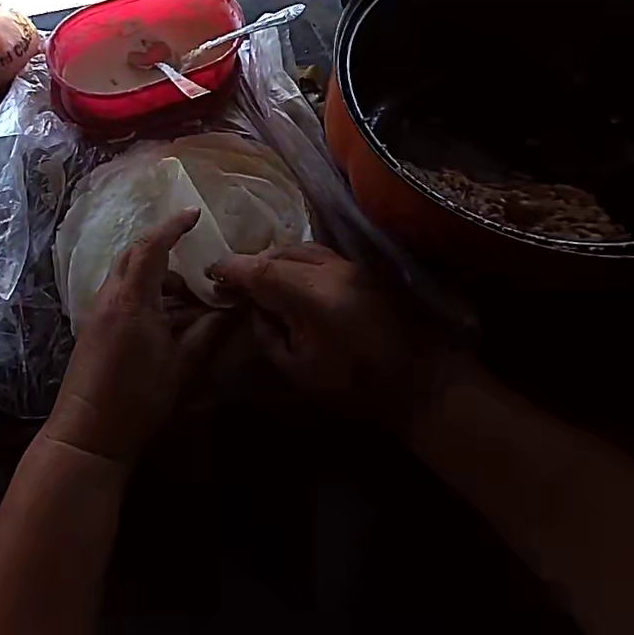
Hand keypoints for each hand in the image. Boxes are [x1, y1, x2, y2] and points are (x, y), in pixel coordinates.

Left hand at [43, 208, 229, 465]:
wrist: (87, 432)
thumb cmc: (138, 398)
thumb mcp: (183, 367)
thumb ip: (209, 333)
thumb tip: (233, 310)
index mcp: (131, 300)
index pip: (150, 248)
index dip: (172, 227)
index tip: (193, 214)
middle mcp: (109, 297)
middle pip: (133, 256)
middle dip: (164, 251)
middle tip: (194, 264)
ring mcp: (97, 312)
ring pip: (127, 277)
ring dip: (156, 278)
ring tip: (187, 302)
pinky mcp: (93, 327)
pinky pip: (120, 295)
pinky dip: (144, 295)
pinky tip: (165, 320)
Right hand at [209, 243, 440, 426]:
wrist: (423, 383)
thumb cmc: (355, 386)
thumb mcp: (297, 369)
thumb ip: (267, 333)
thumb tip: (252, 308)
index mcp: (311, 296)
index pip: (259, 270)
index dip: (231, 268)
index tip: (210, 272)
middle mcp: (330, 270)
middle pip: (277, 254)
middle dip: (250, 265)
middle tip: (231, 281)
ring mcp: (349, 265)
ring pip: (298, 249)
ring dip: (273, 260)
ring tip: (257, 279)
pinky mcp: (361, 268)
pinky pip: (317, 254)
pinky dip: (295, 261)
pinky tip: (289, 277)